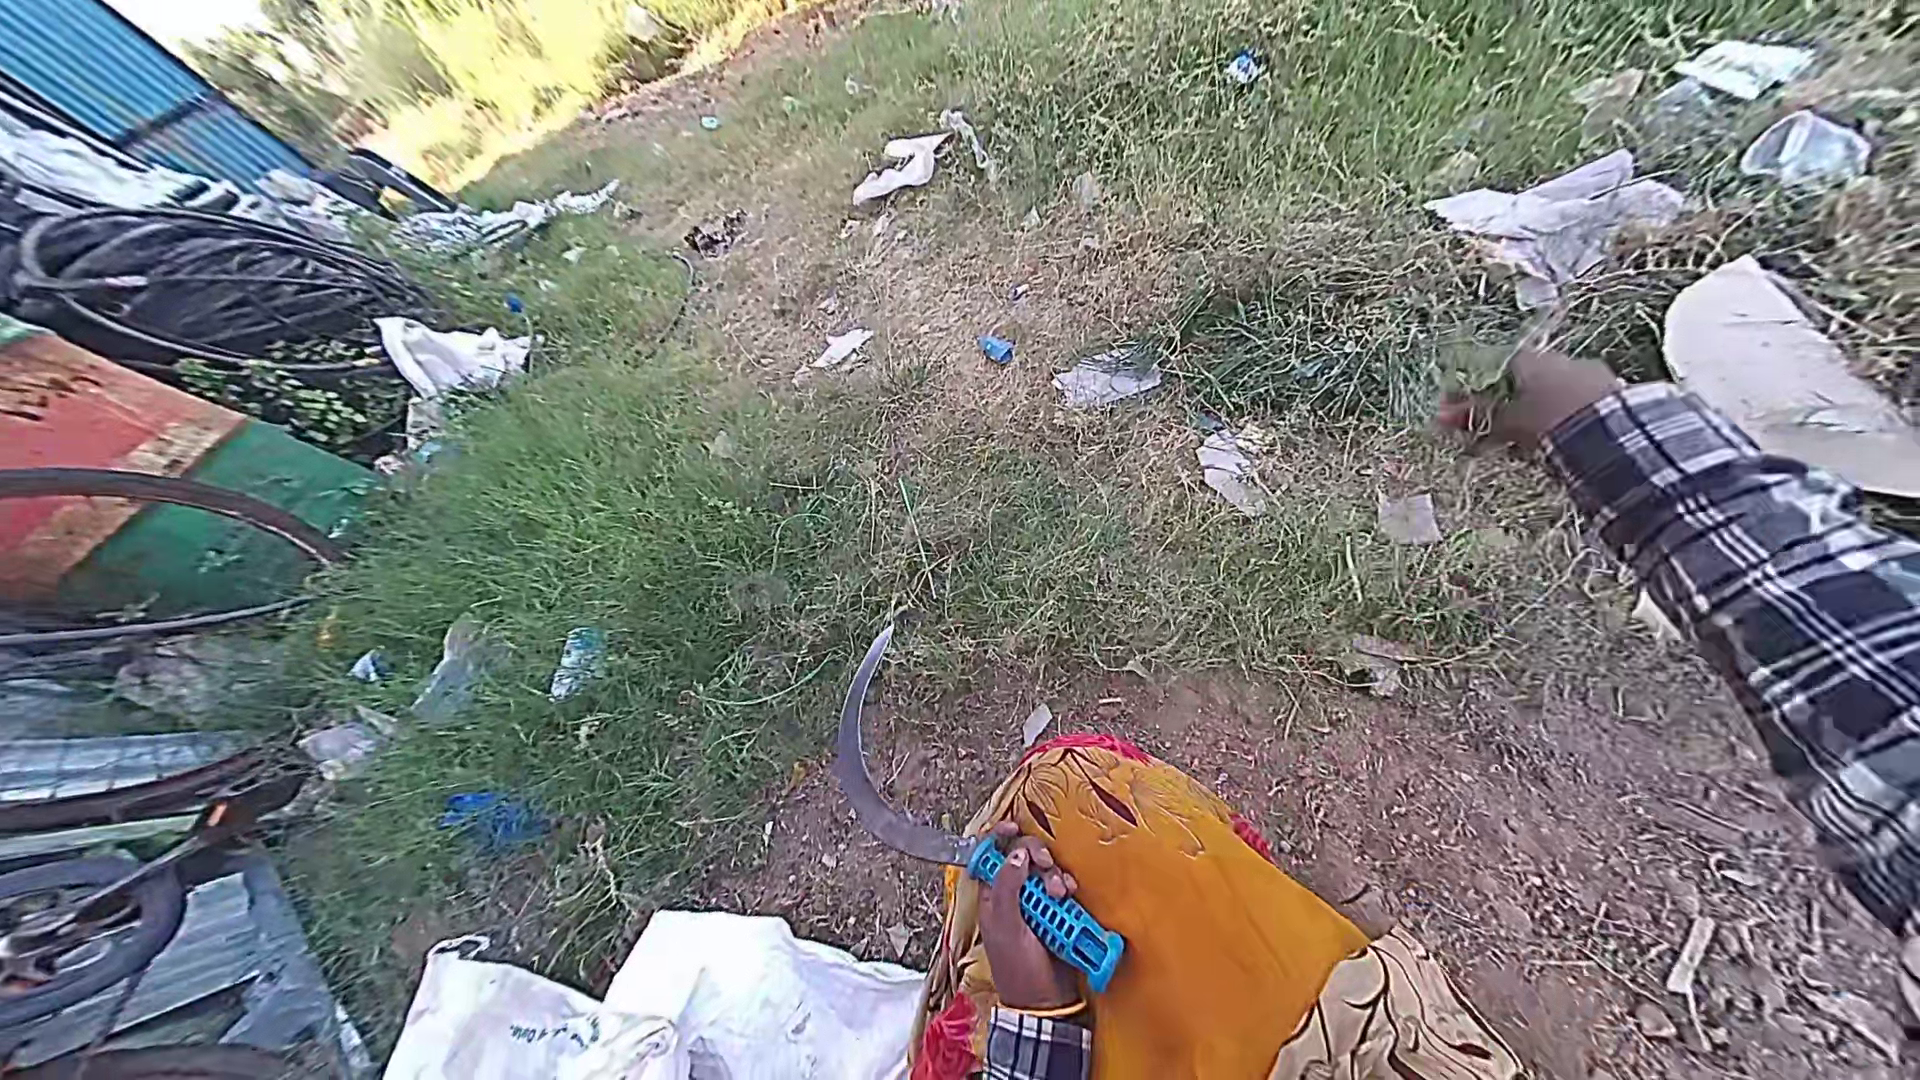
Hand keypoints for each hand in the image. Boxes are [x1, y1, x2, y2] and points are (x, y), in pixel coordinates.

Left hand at [978, 820, 1080, 1009]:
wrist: (1047, 1002)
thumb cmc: (1017, 969)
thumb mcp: (1005, 927)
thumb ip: (1007, 887)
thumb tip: (1017, 854)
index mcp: (992, 893)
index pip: (991, 854)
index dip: (999, 836)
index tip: (1013, 827)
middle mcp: (1012, 892)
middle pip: (1022, 854)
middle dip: (1035, 854)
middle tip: (1044, 865)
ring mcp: (1035, 900)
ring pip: (1044, 869)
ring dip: (1053, 874)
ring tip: (1058, 892)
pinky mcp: (1056, 910)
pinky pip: (1061, 885)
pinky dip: (1066, 885)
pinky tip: (1069, 894)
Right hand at [1437, 348, 1621, 446]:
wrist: (1615, 432)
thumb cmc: (1548, 419)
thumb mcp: (1504, 421)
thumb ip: (1473, 416)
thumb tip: (1438, 416)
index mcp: (1535, 361)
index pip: (1494, 367)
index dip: (1474, 387)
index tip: (1460, 406)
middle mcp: (1563, 362)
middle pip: (1521, 382)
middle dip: (1500, 404)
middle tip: (1484, 428)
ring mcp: (1591, 377)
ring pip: (1546, 395)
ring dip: (1526, 415)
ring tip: (1512, 441)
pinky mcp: (1611, 396)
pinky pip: (1570, 405)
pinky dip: (1552, 420)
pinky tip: (1543, 441)